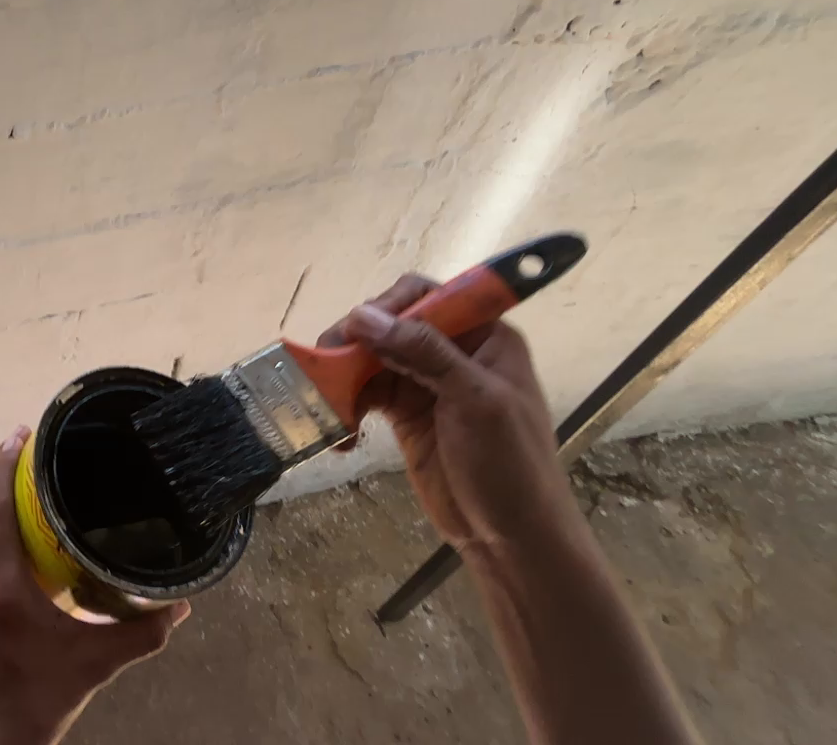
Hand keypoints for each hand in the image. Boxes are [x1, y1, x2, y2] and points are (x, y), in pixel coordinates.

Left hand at [0, 427, 189, 744]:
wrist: (2, 731)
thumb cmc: (48, 692)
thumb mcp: (100, 661)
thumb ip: (144, 632)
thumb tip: (183, 602)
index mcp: (0, 582)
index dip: (4, 466)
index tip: (21, 435)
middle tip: (23, 439)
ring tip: (13, 463)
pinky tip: (8, 509)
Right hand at [322, 276, 585, 554]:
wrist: (513, 540)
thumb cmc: (510, 466)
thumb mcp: (475, 402)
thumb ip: (423, 352)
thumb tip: (361, 315)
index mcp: (483, 337)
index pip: (427, 296)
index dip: (389, 305)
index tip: (359, 328)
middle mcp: (451, 351)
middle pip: (387, 322)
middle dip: (355, 340)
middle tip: (328, 362)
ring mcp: (424, 382)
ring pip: (369, 356)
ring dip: (342, 373)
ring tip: (323, 396)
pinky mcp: (403, 411)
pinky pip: (363, 392)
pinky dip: (345, 405)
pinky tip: (339, 431)